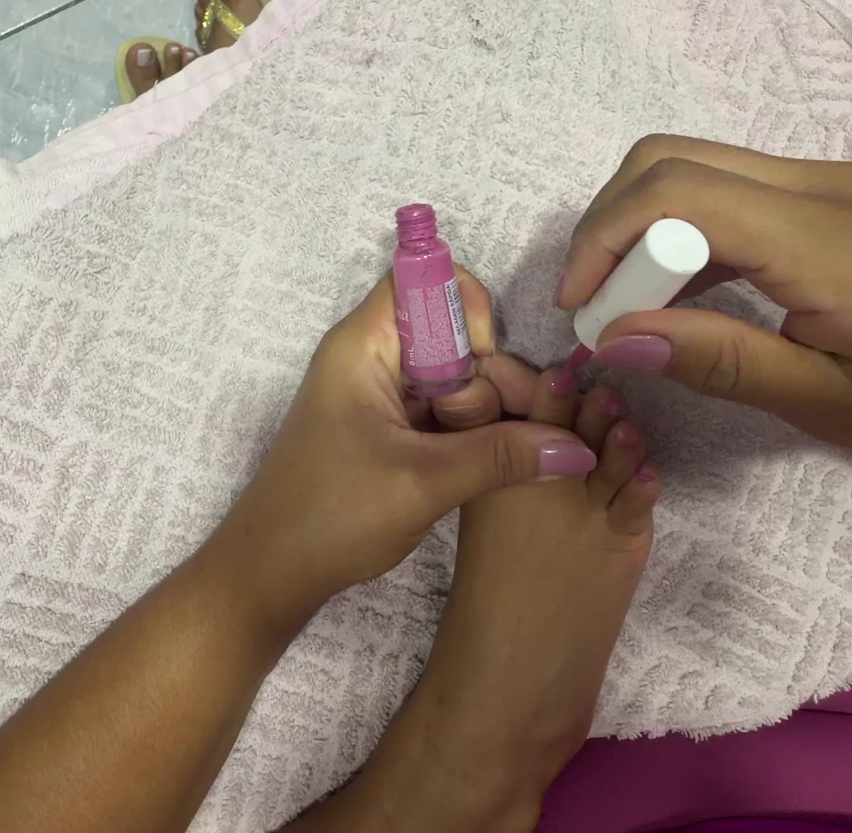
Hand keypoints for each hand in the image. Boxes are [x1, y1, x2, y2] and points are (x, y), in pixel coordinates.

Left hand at [210, 270, 599, 624]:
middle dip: (482, 375)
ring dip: (480, 411)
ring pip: (452, 375)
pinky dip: (467, 430)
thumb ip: (502, 456)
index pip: (420, 279)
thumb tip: (577, 448)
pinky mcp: (390, 426)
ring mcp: (381, 394)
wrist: (274, 572)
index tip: (484, 360)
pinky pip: (442, 408)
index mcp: (362, 345)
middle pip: (449, 332)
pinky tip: (483, 464)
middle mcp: (372, 357)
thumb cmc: (331, 515)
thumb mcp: (423, 482)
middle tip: (495, 429)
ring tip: (489, 456)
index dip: (463, 306)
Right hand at [558, 135, 851, 470]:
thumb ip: (721, 362)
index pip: (676, 194)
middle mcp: (822, 184)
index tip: (579, 311)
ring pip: (691, 165)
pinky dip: (678, 228)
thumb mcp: (836, 405)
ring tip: (632, 302)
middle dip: (607, 225)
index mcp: (828, 238)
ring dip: (638, 225)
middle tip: (597, 303)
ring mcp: (829, 180)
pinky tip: (683, 289)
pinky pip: (726, 187)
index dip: (604, 242)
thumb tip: (615, 338)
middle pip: (668, 158)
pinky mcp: (831, 192)